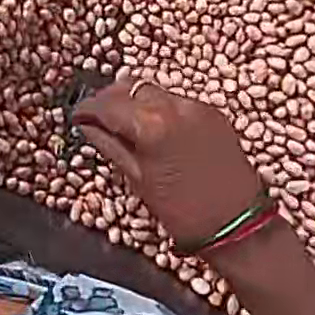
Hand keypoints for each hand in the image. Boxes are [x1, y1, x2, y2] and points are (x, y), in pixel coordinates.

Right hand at [73, 79, 267, 246]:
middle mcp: (173, 106)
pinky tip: (152, 127)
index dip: (86, 109)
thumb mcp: (136, 178)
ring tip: (122, 121)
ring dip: (132, 101)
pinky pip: (174, 100)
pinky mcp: (212, 112)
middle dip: (108, 100)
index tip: (76, 116)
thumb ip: (108, 144)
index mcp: (150, 125)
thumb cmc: (181, 210)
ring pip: (151, 90)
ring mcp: (195, 106)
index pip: (107, 105)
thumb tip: (86, 126)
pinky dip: (157, 108)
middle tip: (95, 117)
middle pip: (128, 88)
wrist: (238, 226)